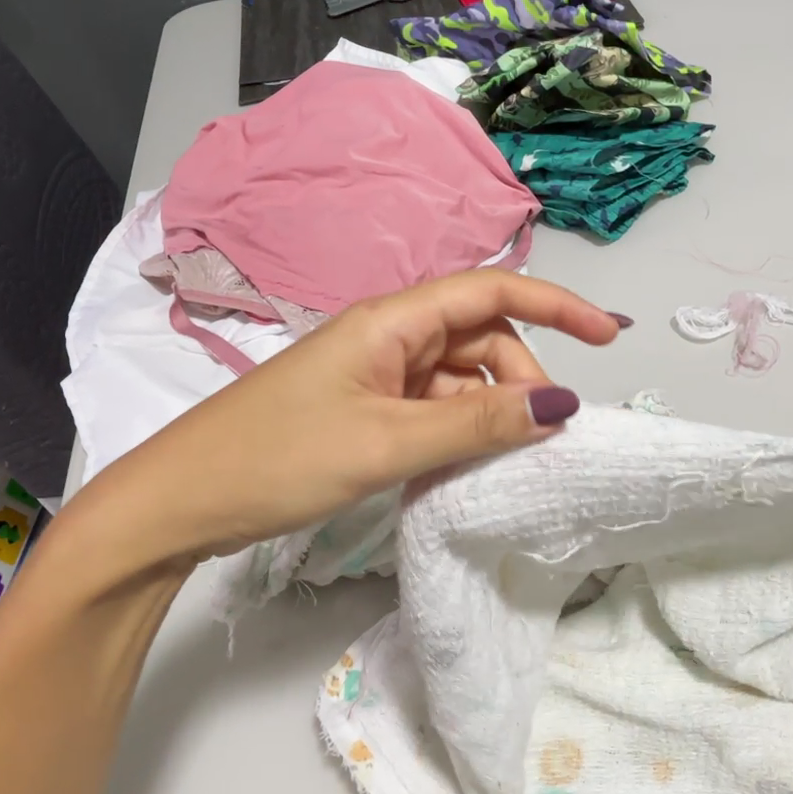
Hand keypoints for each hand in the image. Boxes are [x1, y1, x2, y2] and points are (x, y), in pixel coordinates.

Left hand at [75, 269, 619, 564]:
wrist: (182, 501)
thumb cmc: (279, 458)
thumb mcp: (388, 442)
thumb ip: (476, 423)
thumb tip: (560, 405)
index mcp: (392, 320)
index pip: (492, 291)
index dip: (556, 305)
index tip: (610, 336)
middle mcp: (388, 337)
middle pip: (480, 339)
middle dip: (520, 378)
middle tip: (540, 437)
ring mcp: (374, 375)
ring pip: (458, 379)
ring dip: (489, 411)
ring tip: (504, 461)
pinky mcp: (363, 411)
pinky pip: (431, 410)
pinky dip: (458, 432)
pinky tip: (465, 467)